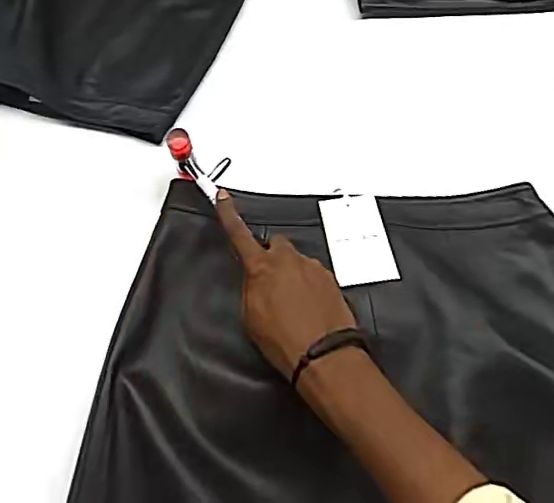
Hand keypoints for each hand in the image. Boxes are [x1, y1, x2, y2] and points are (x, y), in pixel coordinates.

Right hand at [215, 188, 356, 378]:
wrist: (324, 357)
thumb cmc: (285, 341)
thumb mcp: (251, 317)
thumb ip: (250, 287)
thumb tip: (255, 279)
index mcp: (261, 267)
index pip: (239, 233)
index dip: (229, 214)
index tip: (223, 196)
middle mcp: (287, 259)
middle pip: (275, 245)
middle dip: (273, 258)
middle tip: (272, 284)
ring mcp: (310, 266)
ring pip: (296, 261)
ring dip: (293, 276)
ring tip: (295, 306)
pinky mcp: (329, 277)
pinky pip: (314, 275)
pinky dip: (310, 287)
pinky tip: (310, 309)